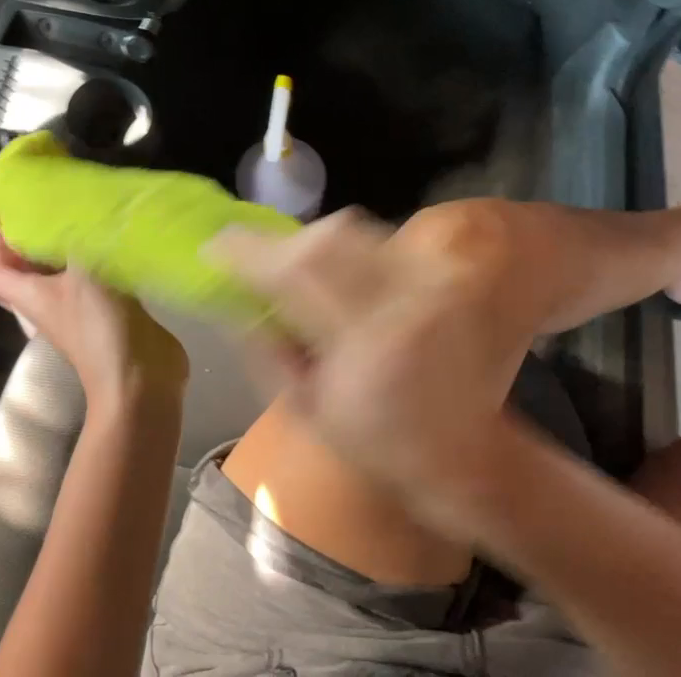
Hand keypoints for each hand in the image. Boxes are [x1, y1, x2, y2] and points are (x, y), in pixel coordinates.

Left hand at [0, 221, 188, 412]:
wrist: (138, 379)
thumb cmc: (99, 323)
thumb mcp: (84, 270)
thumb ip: (76, 235)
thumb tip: (75, 204)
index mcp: (27, 295)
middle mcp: (46, 303)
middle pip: (22, 269)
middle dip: (24, 236)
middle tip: (38, 201)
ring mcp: (76, 309)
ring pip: (57, 272)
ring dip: (60, 246)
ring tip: (74, 211)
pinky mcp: (106, 311)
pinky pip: (90, 278)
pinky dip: (92, 257)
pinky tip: (110, 238)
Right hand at [208, 206, 534, 526]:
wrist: (466, 452)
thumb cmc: (377, 446)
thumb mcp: (305, 409)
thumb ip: (266, 345)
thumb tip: (234, 292)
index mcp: (368, 346)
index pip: (299, 271)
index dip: (249, 251)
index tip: (214, 248)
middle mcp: (408, 300)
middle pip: (329, 236)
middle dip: (283, 245)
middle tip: (259, 263)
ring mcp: (437, 282)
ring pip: (356, 229)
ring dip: (317, 246)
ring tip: (304, 278)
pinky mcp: (451, 274)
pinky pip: (382, 241)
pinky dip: (351, 254)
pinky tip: (346, 286)